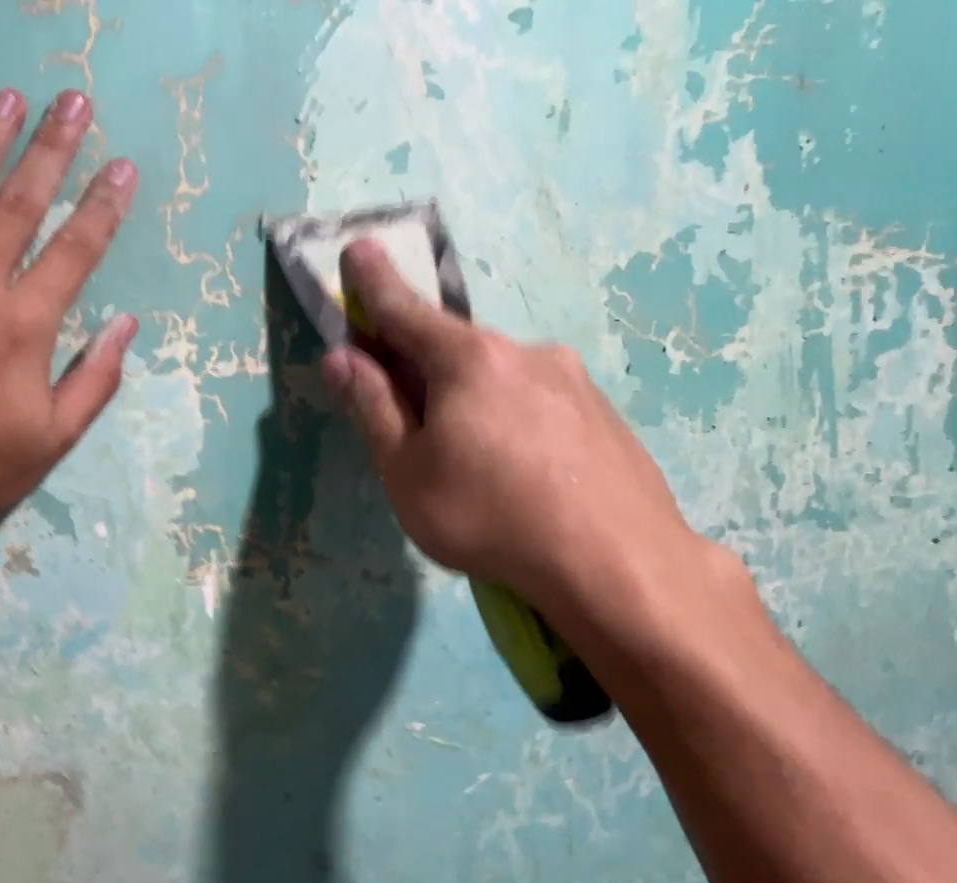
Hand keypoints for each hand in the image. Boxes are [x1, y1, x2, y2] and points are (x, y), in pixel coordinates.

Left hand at [0, 87, 138, 538]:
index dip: (102, 205)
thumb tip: (126, 324)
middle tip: (72, 103)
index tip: (120, 168)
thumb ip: (95, 380)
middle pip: (18, 204)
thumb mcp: (53, 439)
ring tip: (5, 101)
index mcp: (23, 325)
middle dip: (50, 149)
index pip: (74, 248)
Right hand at [320, 239, 714, 610]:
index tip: (358, 248)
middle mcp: (524, 352)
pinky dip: (508, 419)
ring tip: (464, 462)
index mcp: (468, 360)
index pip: (406, 310)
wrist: (615, 561)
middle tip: (401, 411)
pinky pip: (535, 402)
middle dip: (420, 366)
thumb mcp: (406, 470)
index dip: (375, 283)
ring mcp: (571, 380)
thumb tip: (341, 357)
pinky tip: (513, 470)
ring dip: (467, 400)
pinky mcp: (601, 412)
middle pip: (454, 349)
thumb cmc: (486, 515)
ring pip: (498, 378)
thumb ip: (373, 408)